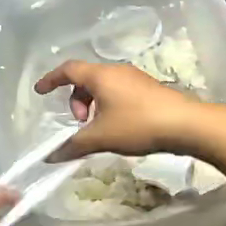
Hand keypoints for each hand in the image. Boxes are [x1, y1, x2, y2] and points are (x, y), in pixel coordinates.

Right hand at [34, 60, 211, 159]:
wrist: (184, 124)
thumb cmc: (137, 124)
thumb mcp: (101, 137)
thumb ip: (73, 145)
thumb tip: (50, 157)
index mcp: (101, 75)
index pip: (68, 69)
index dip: (51, 79)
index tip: (40, 91)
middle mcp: (117, 70)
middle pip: (86, 78)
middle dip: (76, 99)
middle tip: (81, 123)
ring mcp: (135, 77)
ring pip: (104, 85)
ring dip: (93, 104)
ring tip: (99, 128)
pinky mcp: (148, 88)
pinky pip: (119, 91)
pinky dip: (109, 104)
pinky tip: (118, 127)